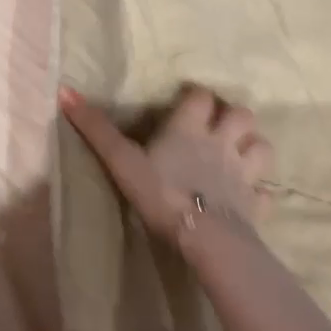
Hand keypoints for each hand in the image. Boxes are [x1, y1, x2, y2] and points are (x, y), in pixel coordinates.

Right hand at [60, 85, 274, 247]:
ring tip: (238, 154)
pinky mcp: (256, 205)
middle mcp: (221, 143)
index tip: (185, 102)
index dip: (195, 96)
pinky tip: (249, 197)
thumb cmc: (162, 193)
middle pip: (241, 114)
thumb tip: (64, 91)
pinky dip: (259, 192)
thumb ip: (95, 128)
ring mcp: (243, 174)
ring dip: (252, 147)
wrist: (205, 239)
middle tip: (216, 126)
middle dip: (232, 116)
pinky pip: (266, 193)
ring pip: (262, 147)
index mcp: (190, 128)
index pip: (201, 96)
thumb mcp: (121, 160)